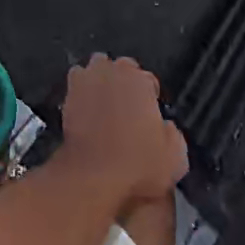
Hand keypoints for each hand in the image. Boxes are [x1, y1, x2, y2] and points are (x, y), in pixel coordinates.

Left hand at [58, 54, 187, 207]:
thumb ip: (174, 134)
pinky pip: (78, 80)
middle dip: (127, 83)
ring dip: (103, 79)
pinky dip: (83, 88)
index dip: (150, 99)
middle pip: (123, 68)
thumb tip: (166, 127)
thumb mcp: (175, 159)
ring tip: (106, 103)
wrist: (93, 176)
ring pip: (98, 67)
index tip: (149, 118)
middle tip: (128, 110)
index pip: (149, 80)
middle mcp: (114, 70)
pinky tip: (86, 107)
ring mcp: (89, 78)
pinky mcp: (69, 92)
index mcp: (141, 80)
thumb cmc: (138, 166)